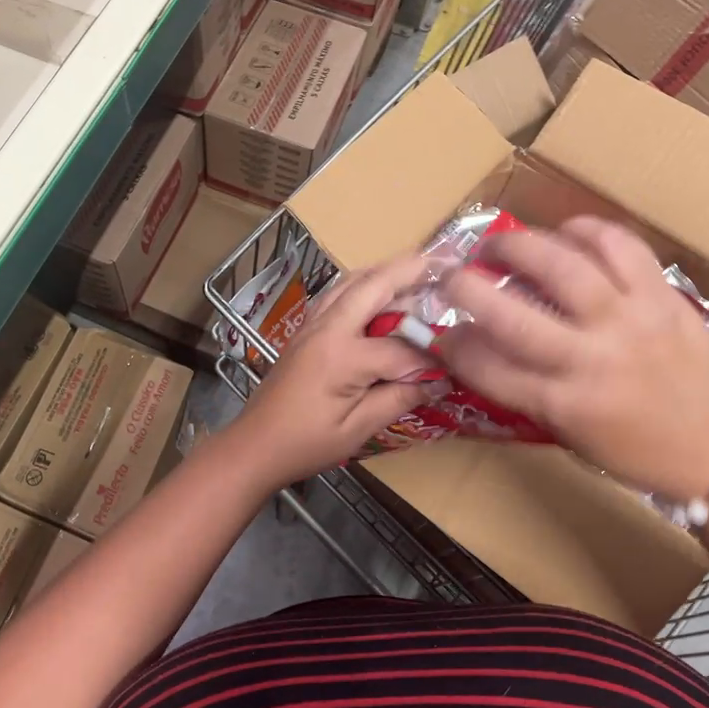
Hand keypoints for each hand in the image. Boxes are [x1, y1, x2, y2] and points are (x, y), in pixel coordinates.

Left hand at [226, 256, 435, 489]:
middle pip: (373, 286)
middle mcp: (326, 328)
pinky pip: (337, 293)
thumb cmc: (305, 443)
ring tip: (417, 271)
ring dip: (385, 273)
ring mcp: (312, 324)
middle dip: (410, 270)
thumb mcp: (357, 429)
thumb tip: (438, 382)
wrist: (255, 444)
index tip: (454, 368)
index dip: (429, 359)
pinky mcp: (304, 329)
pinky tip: (379, 293)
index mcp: (341, 355)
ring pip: (351, 281)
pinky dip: (363, 284)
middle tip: (443, 262)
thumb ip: (398, 398)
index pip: (399, 347)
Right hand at [430, 216, 708, 500]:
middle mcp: (592, 360)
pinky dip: (583, 230)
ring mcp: (630, 322)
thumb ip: (521, 385)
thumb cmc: (633, 447)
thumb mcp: (567, 430)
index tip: (440, 331)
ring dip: (517, 246)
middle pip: (510, 315)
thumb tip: (476, 341)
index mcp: (564, 404)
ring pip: (562, 267)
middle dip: (465, 287)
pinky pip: (619, 246)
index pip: (487, 367)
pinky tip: (563, 234)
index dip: (452, 344)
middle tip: (451, 275)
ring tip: (498, 245)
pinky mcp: (663, 296)